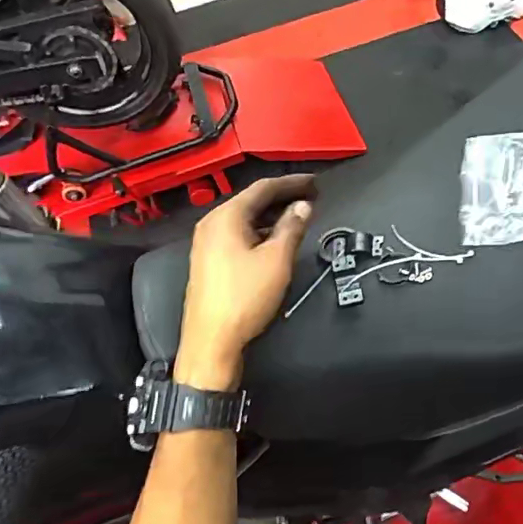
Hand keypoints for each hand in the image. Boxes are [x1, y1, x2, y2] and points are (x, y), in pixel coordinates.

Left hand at [175, 174, 316, 390]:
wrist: (211, 341)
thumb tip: (303, 206)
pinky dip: (261, 230)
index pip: (263, 188)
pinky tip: (277, 239)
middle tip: (311, 197)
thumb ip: (292, 228)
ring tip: (299, 216)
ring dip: (273, 215)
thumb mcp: (277, 260)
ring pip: (246, 218)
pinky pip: (239, 233)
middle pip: (252, 201)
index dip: (292, 183)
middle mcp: (212, 223)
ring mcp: (207, 242)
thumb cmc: (244, 298)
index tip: (315, 182)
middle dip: (283, 197)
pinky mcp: (209, 260)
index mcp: (226, 217)